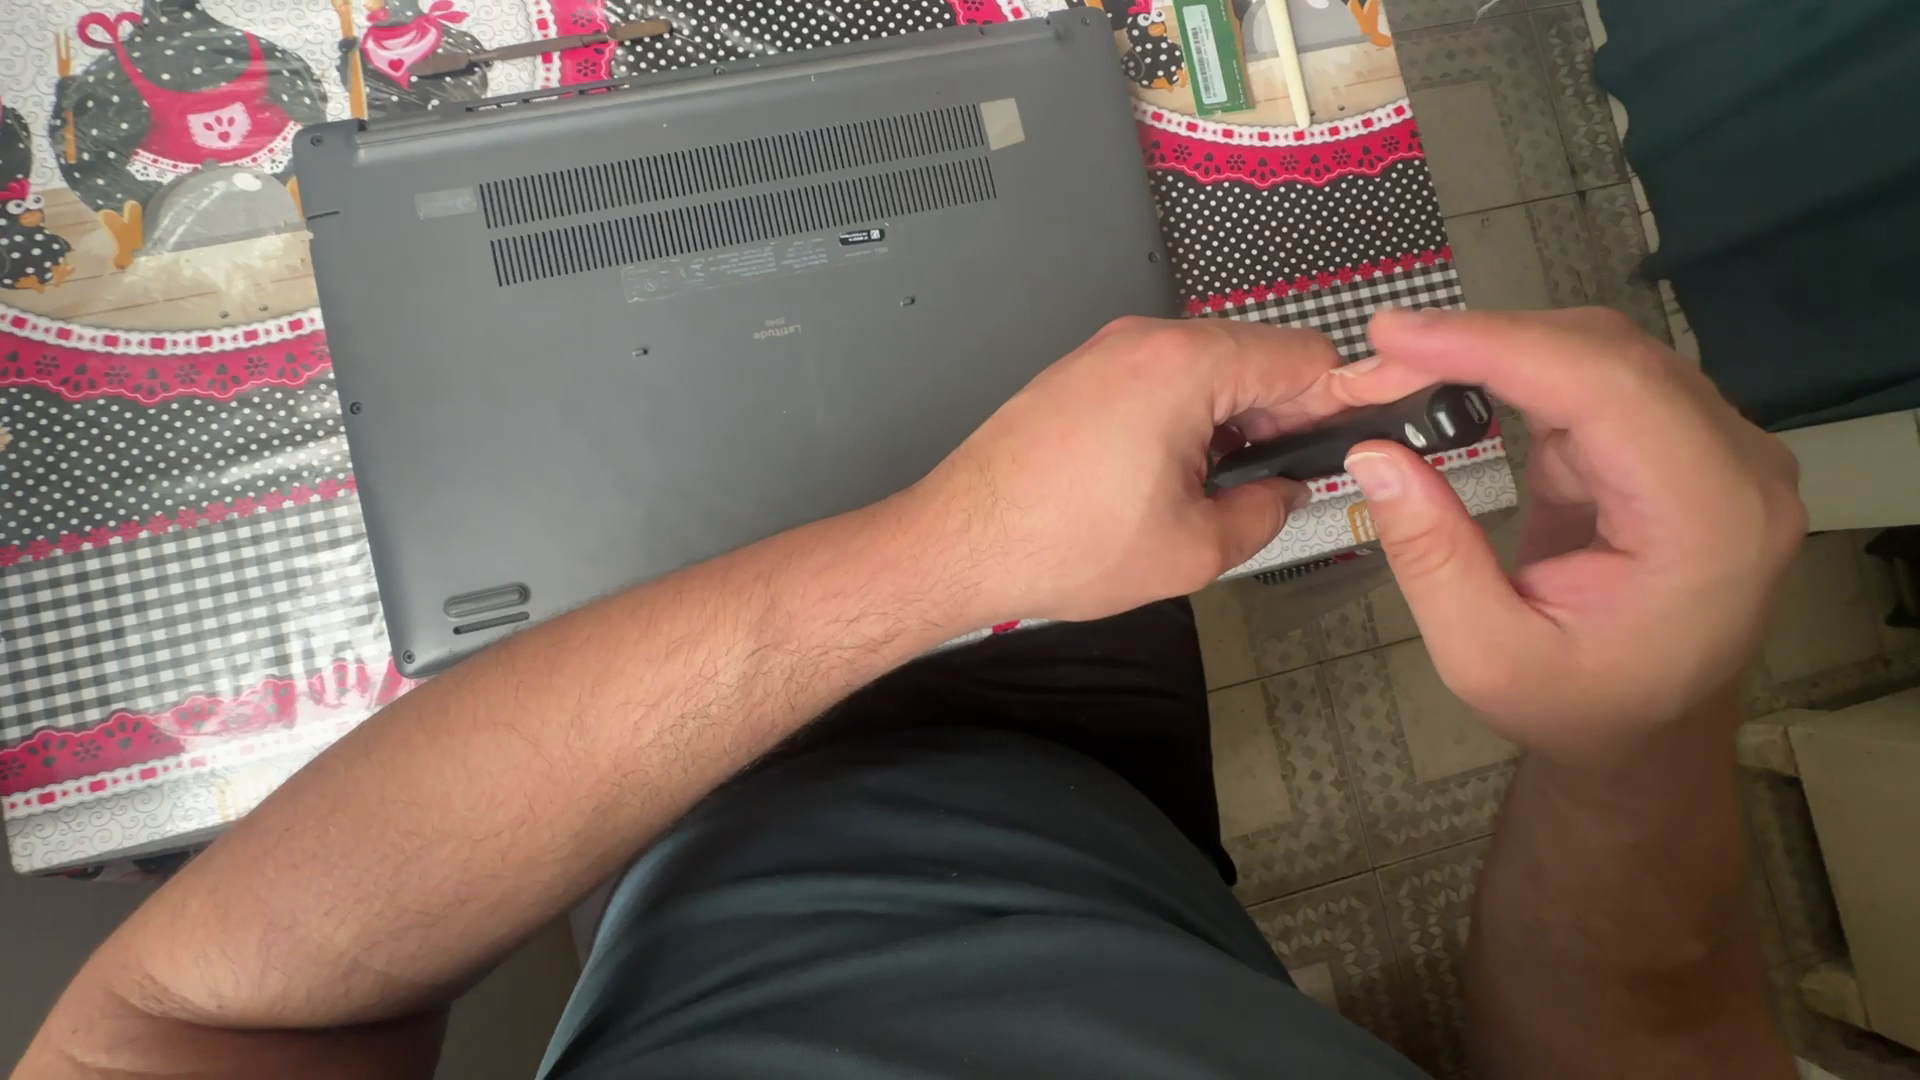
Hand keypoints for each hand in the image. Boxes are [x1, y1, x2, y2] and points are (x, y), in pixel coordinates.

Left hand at [901, 316, 1358, 624]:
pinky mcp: (1074, 376)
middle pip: (1251, 358)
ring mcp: (1100, 353)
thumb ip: (1264, 513)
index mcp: (1183, 366)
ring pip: (1200, 371)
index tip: (1356, 431)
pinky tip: (1163, 474)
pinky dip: (1177, 418)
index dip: (1342, 398)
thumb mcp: (1192, 549)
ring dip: (1224, 421)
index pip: (1304, 355)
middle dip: (1277, 416)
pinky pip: (1152, 381)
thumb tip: (1284, 491)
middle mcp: (1140, 341)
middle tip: (1276, 478)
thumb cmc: (1059, 544)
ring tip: (1208, 488)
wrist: (958, 542)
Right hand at [1333, 307, 1804, 764]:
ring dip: (1490, 349)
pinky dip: (1506, 371)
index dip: (1496, 348)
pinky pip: (1583, 382)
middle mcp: (1729, 466)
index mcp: (1708, 521)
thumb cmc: (1574, 707)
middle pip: (1605, 355)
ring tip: (1397, 367)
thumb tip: (1372, 455)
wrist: (1643, 731)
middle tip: (1376, 357)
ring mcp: (1702, 450)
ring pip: (1594, 355)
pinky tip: (1447, 380)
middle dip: (1481, 340)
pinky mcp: (1661, 449)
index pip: (1608, 390)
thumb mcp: (1482, 654)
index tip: (1392, 337)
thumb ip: (1430, 555)